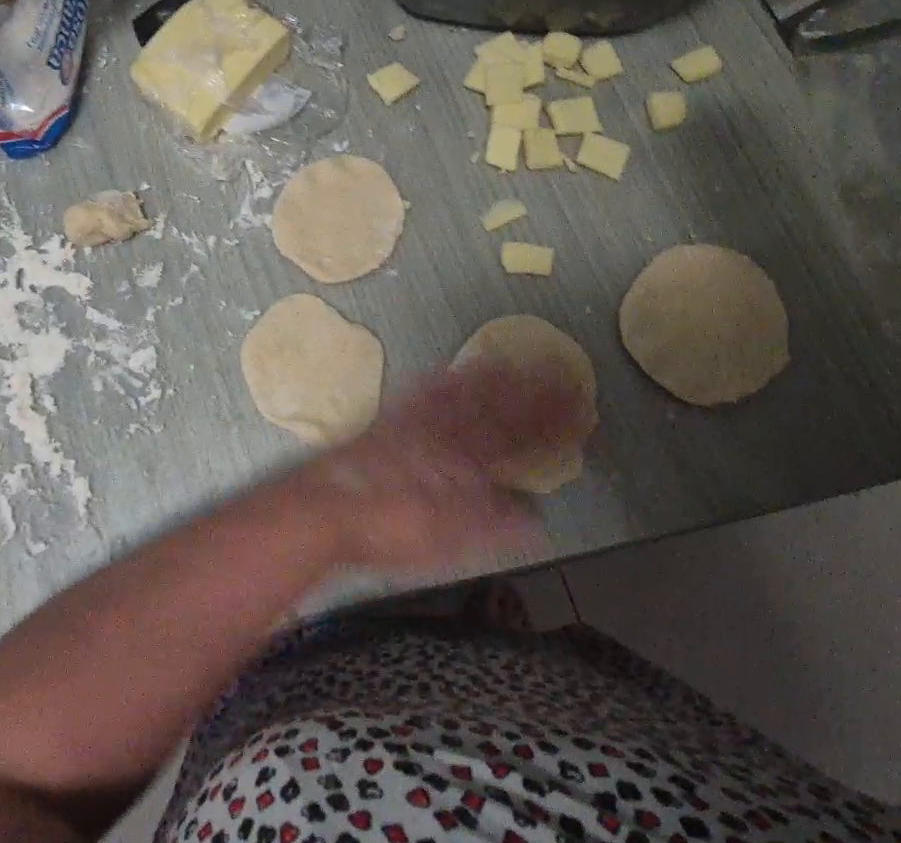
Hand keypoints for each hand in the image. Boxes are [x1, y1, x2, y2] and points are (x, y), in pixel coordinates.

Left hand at [285, 354, 594, 575]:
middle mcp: (442, 436)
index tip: (579, 409)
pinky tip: (448, 372)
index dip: (554, 423)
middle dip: (532, 392)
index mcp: (468, 463)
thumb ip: (498, 525)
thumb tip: (534, 519)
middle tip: (560, 374)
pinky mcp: (386, 424)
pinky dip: (443, 379)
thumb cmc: (383, 528)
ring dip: (493, 377)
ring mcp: (412, 425)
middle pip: (497, 407)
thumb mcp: (453, 540)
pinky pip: (422, 392)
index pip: (522, 437)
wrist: (322, 511)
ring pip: (463, 393)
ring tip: (516, 361)